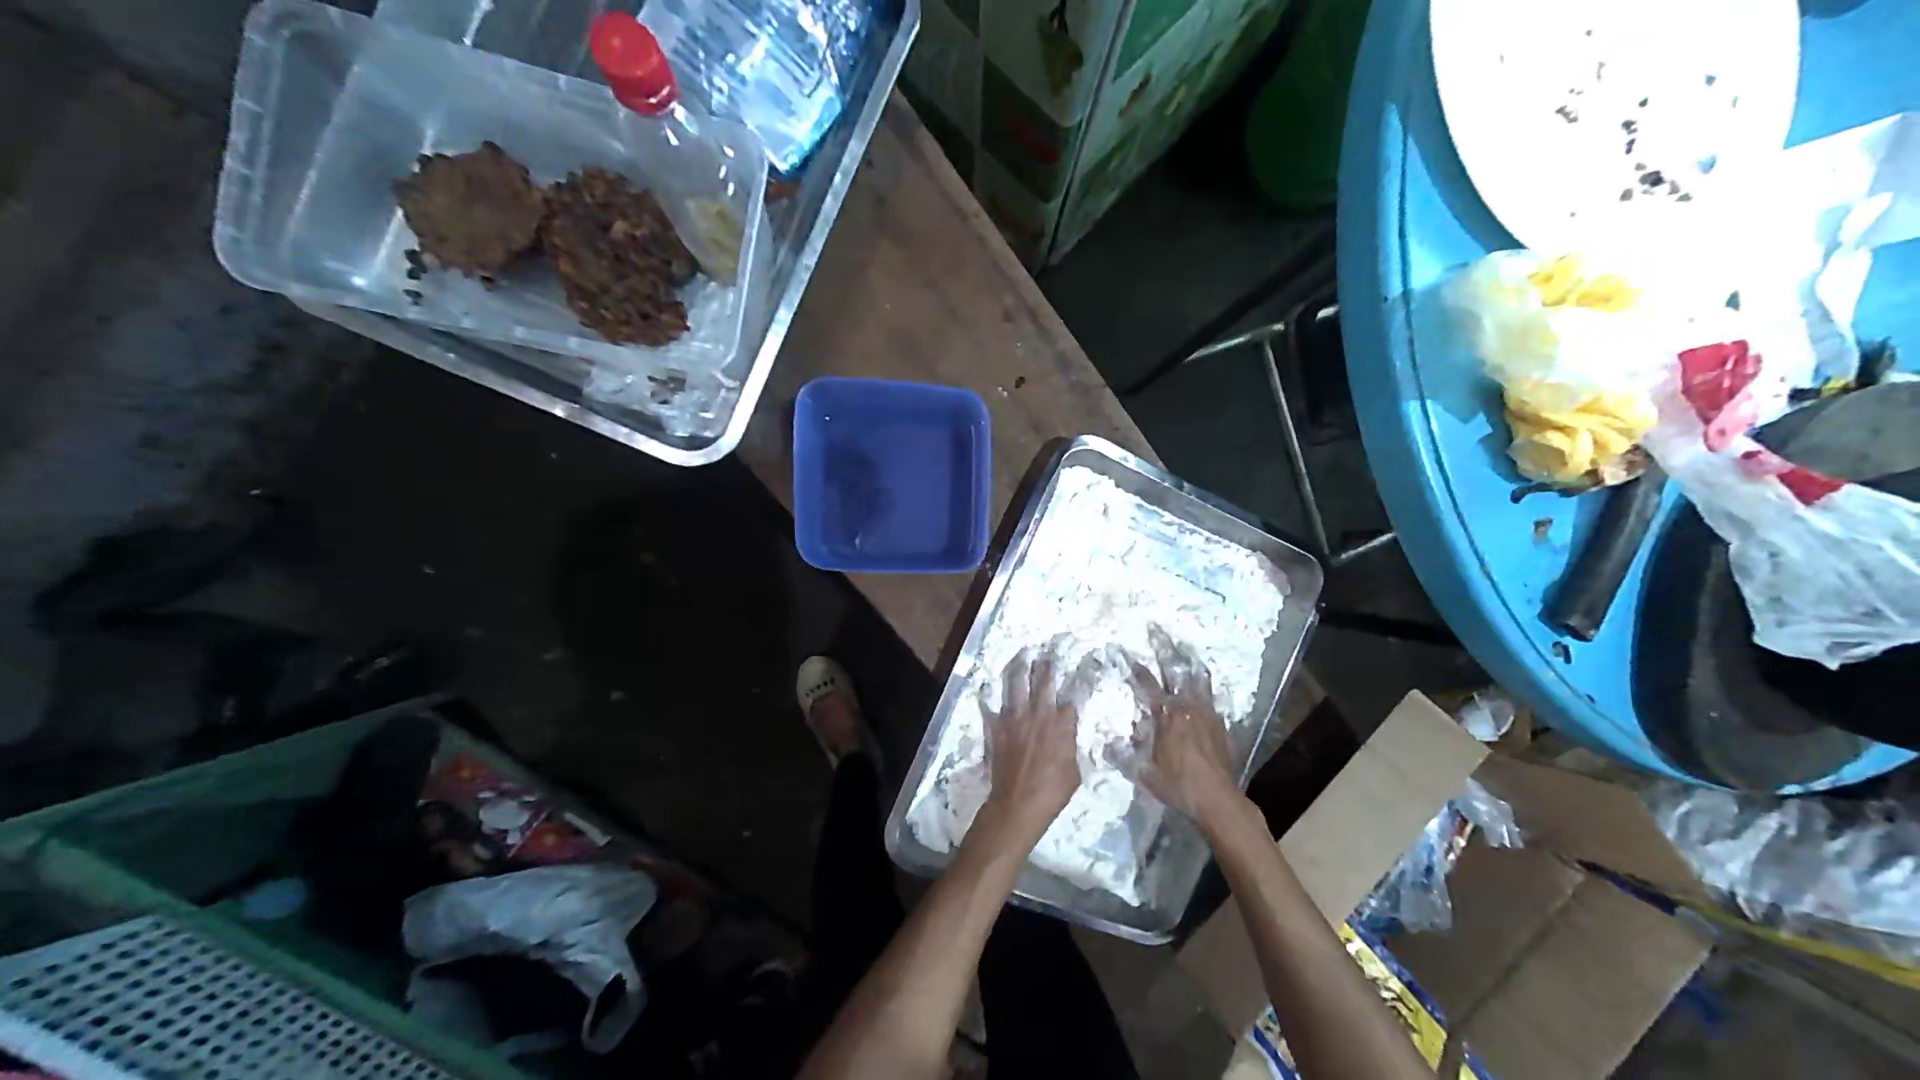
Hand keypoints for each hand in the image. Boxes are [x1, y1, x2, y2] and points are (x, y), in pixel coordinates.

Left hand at [978, 642, 1092, 839]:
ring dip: (1019, 668)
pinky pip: (989, 705)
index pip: (1075, 692)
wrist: (1018, 803)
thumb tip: (1066, 736)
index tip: (1086, 661)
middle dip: (1047, 663)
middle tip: (1048, 650)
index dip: (1081, 675)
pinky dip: (987, 694)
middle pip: (1043, 680)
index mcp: (1063, 723)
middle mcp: (1039, 713)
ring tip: (1022, 655)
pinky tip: (985, 684)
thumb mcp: (1074, 770)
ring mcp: (1015, 717)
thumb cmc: (1053, 791)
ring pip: (1015, 684)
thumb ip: (1070, 745)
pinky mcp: (996, 725)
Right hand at [1126, 625, 1240, 827]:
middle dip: (1164, 648)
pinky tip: (1198, 684)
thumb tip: (1107, 739)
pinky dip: (1201, 684)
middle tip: (1155, 630)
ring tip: (1181, 648)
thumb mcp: (1143, 772)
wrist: (1218, 800)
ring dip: (1187, 661)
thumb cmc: (1177, 784)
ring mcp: (1207, 712)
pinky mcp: (1219, 722)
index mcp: (1167, 715)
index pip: (1146, 684)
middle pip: (1175, 670)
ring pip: (1197, 678)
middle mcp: (1187, 706)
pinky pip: (1209, 695)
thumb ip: (1123, 753)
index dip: (1133, 667)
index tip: (1122, 651)